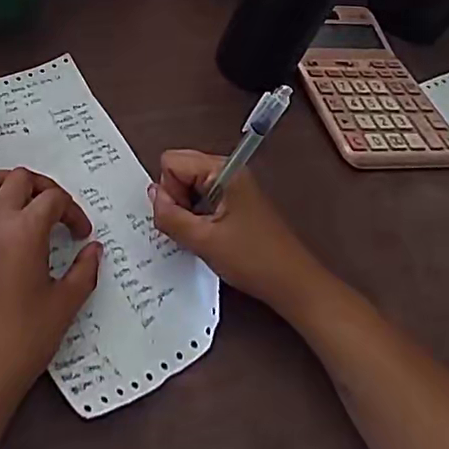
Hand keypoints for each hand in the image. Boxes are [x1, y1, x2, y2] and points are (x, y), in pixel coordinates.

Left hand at [0, 168, 101, 410]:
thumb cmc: (23, 339)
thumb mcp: (64, 304)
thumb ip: (84, 270)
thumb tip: (93, 250)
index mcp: (24, 228)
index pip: (53, 198)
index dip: (72, 212)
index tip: (80, 234)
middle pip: (20, 178)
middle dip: (44, 187)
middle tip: (57, 210)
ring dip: (7, 183)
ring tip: (24, 201)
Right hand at [149, 149, 311, 304]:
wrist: (296, 286)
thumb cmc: (254, 260)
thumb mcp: (203, 240)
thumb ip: (169, 215)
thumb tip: (152, 195)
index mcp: (222, 169)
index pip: (171, 162)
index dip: (169, 190)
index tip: (186, 217)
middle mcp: (227, 169)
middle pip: (179, 170)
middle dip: (177, 199)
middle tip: (195, 227)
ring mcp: (233, 184)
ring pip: (188, 185)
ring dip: (188, 209)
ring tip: (205, 235)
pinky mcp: (236, 200)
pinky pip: (202, 196)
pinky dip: (198, 214)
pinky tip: (212, 236)